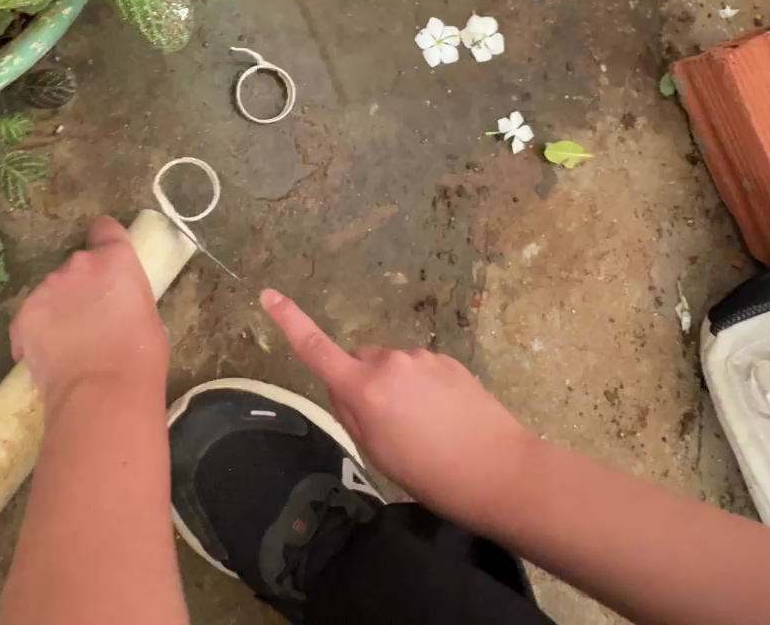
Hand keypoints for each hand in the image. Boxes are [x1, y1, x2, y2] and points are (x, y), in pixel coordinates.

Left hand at [11, 216, 167, 414]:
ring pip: (52, 291)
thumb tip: (120, 309)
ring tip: (69, 343)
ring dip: (59, 308)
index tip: (107, 261)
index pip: (105, 229)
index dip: (105, 242)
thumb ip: (130, 299)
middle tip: (92, 317)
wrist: (103, 393)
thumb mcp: (149, 317)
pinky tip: (49, 356)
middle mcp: (79, 264)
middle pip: (77, 266)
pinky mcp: (23, 316)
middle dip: (82, 286)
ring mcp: (47, 289)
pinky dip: (36, 332)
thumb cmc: (141, 358)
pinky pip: (30, 317)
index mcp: (116, 259)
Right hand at [261, 289, 536, 527]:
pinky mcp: (447, 360)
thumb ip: (351, 414)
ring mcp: (422, 357)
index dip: (289, 321)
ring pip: (392, 368)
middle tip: (387, 428)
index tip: (268, 295)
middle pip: (359, 362)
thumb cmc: (432, 475)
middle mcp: (390, 362)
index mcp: (364, 388)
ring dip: (396, 389)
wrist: (501, 471)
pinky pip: (420, 370)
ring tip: (424, 431)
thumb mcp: (377, 454)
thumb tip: (342, 388)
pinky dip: (423, 389)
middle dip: (362, 383)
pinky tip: (445, 420)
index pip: (316, 349)